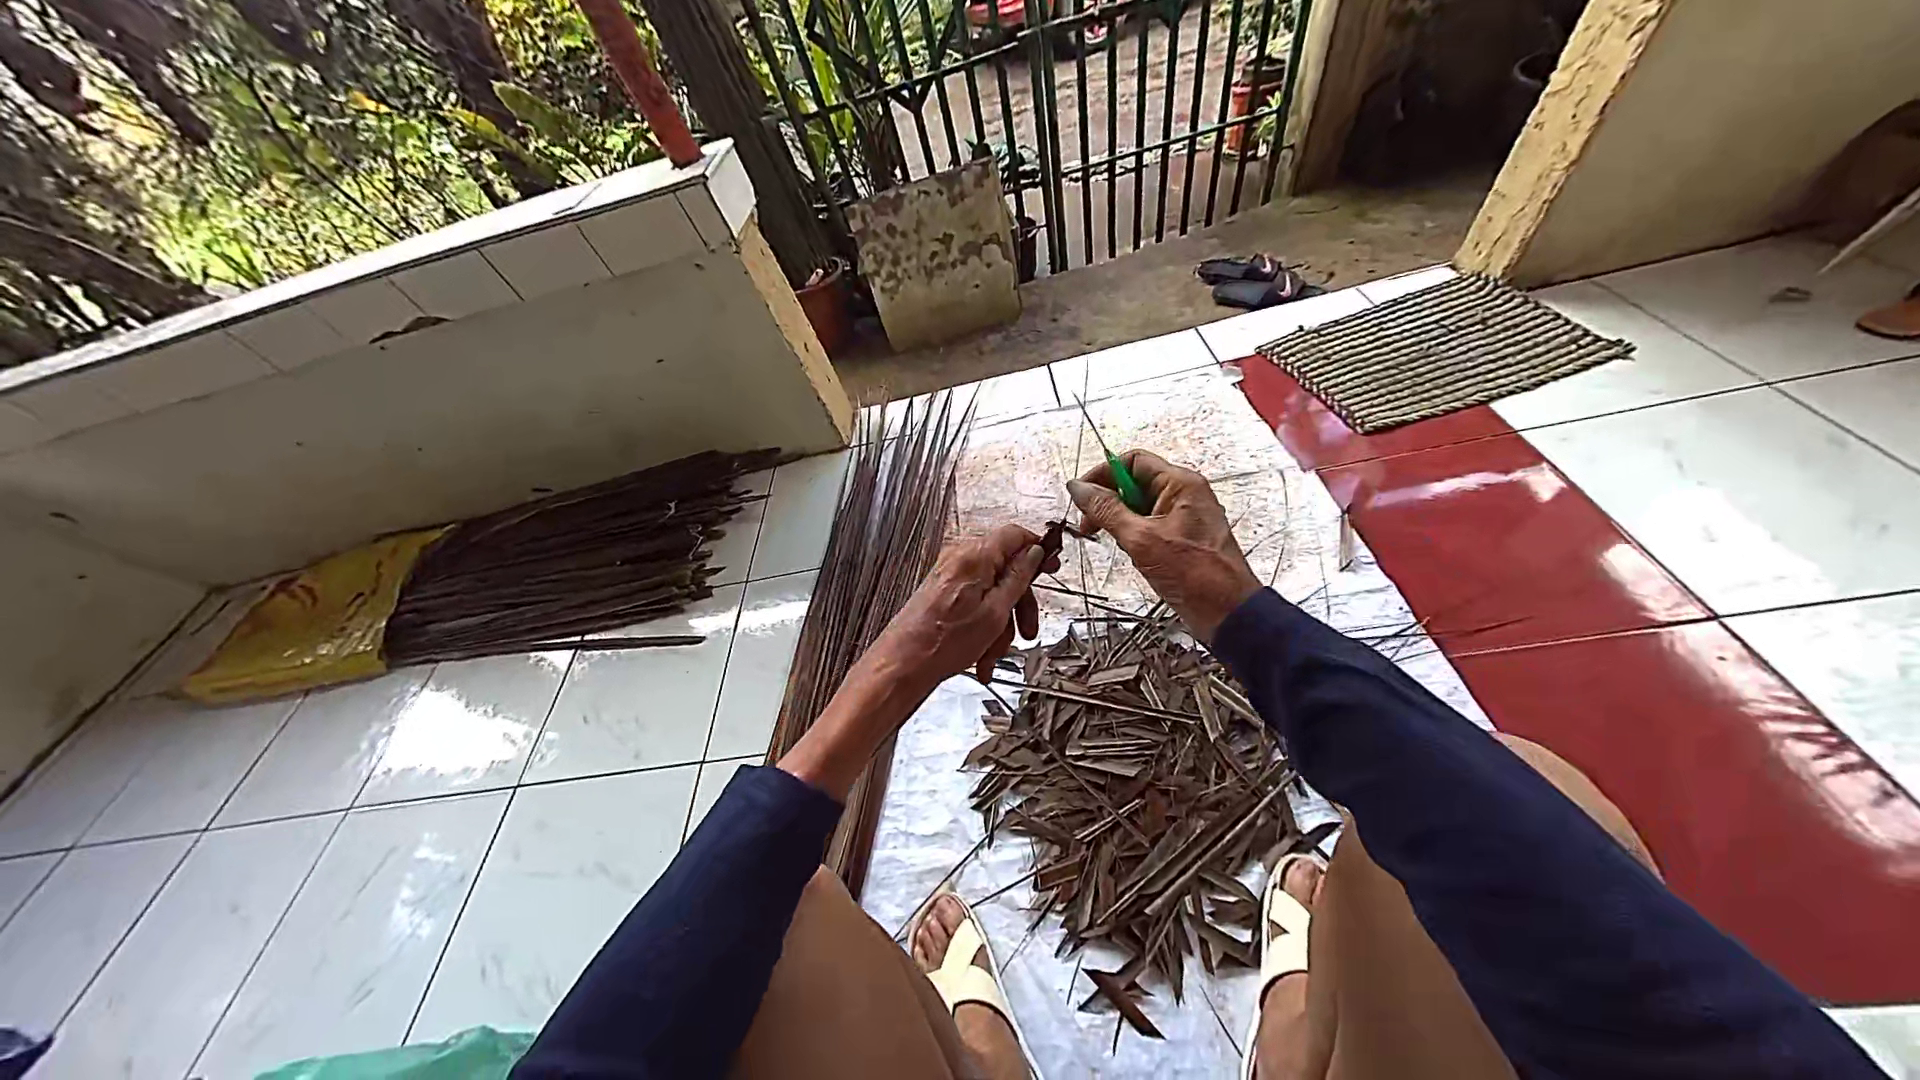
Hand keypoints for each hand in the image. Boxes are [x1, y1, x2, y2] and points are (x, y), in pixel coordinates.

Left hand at [857, 523, 1061, 691]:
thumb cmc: (942, 643)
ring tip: (995, 653)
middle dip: (1020, 603)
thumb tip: (1035, 553)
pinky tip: (981, 656)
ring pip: (992, 592)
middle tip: (1028, 627)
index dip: (1037, 548)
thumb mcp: (996, 612)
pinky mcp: (943, 592)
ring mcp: (950, 575)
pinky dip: (984, 627)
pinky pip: (976, 604)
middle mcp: (960, 559)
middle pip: (1006, 568)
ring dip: (1001, 624)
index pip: (1014, 534)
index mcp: (974, 556)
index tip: (1051, 565)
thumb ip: (1018, 578)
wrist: (904, 664)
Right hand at [1067, 450, 1260, 642]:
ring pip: (1139, 506)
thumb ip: (1106, 510)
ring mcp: (1183, 517)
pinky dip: (1132, 535)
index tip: (1082, 494)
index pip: (1133, 461)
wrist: (1227, 613)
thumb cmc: (1196, 575)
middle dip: (1107, 501)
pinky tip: (1129, 552)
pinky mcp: (1181, 538)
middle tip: (1089, 523)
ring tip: (1111, 540)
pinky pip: (1148, 525)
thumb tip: (1079, 488)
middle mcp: (1184, 495)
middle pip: (1134, 483)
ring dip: (1118, 520)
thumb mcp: (1140, 539)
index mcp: (1181, 484)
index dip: (1103, 474)